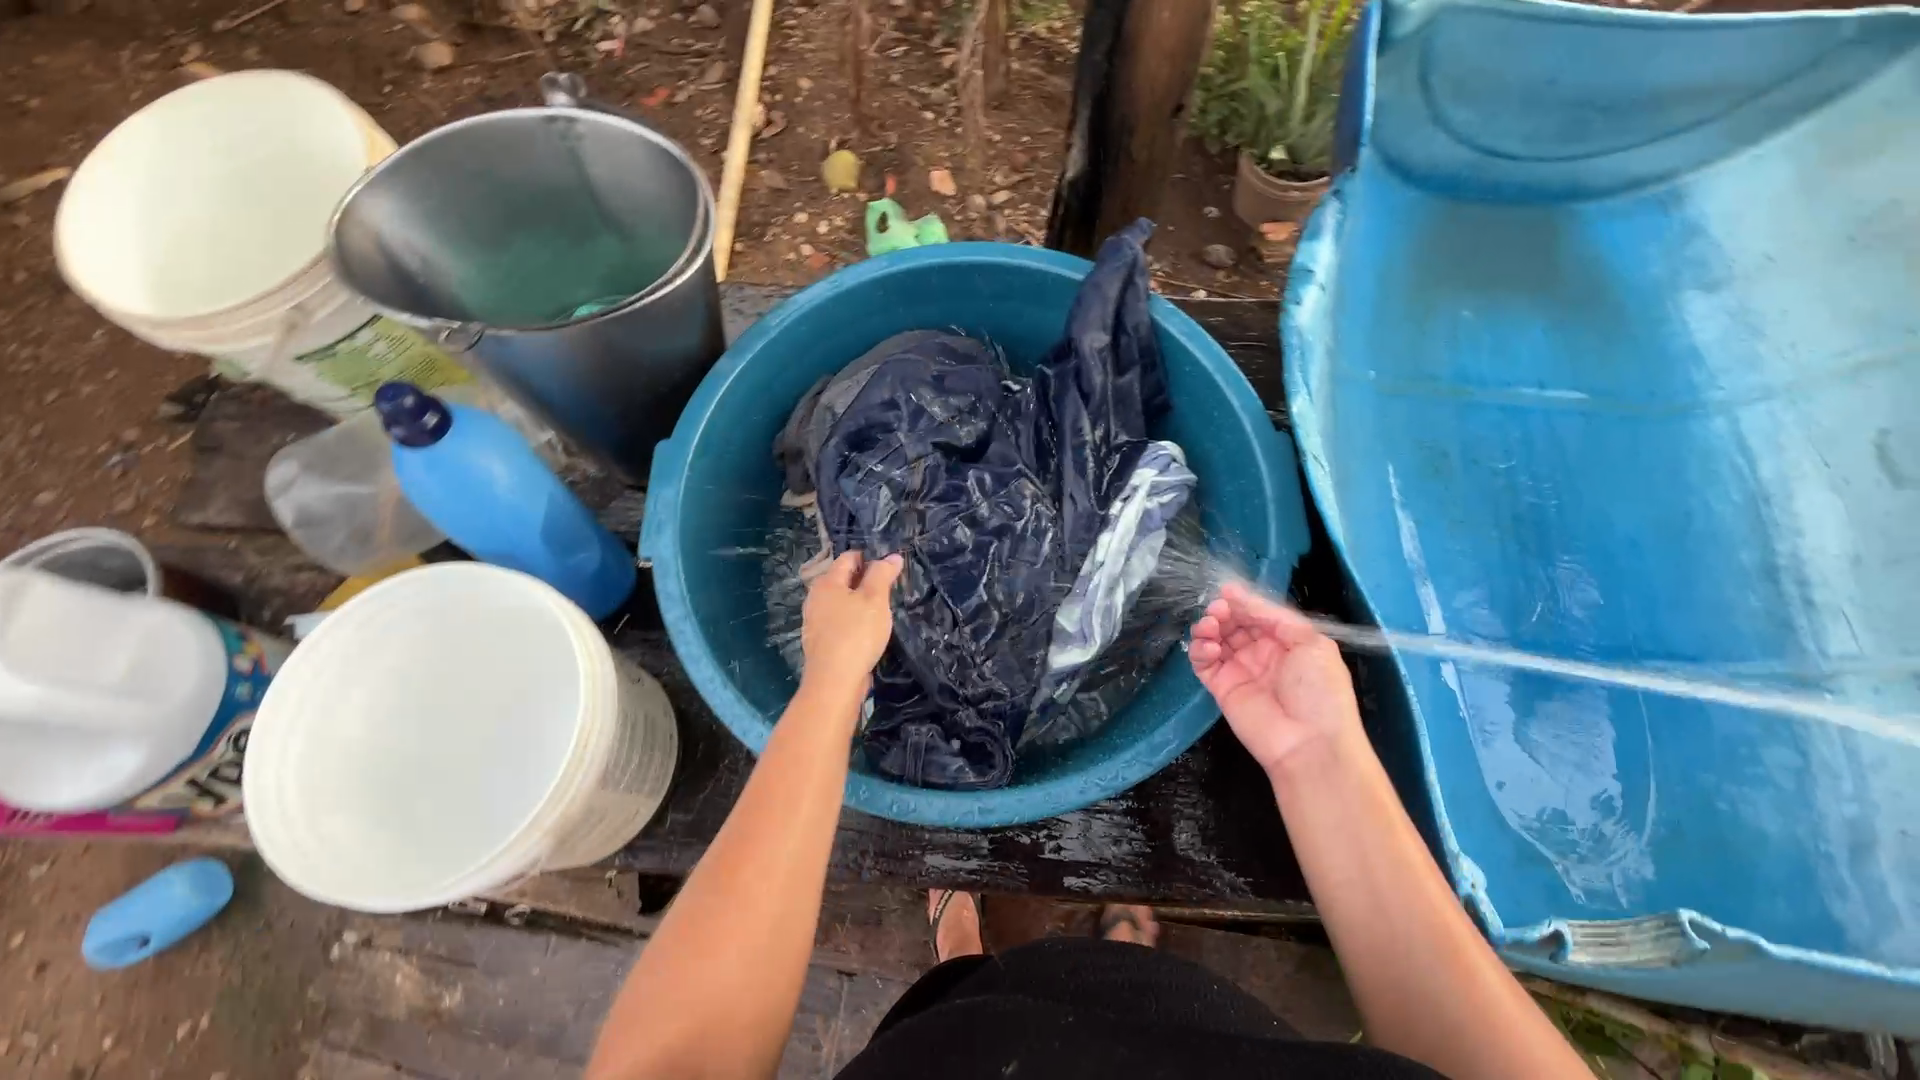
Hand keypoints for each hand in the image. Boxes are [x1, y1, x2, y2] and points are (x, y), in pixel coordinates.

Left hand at [801, 551, 903, 693]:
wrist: (834, 680)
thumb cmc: (856, 633)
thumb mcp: (875, 599)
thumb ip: (882, 574)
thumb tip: (892, 556)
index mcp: (826, 582)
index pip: (848, 557)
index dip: (870, 557)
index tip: (891, 566)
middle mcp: (815, 598)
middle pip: (843, 580)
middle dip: (865, 580)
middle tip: (890, 587)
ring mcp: (815, 621)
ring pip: (841, 602)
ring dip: (859, 602)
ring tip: (882, 609)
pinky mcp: (820, 641)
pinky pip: (839, 621)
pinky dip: (853, 620)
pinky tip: (867, 631)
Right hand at [1190, 581, 1362, 773]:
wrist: (1309, 743)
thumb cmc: (1319, 691)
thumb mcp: (1311, 643)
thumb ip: (1275, 617)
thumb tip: (1240, 597)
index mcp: (1286, 642)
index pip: (1258, 614)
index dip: (1242, 602)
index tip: (1226, 591)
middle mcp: (1262, 653)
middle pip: (1234, 624)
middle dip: (1224, 612)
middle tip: (1218, 610)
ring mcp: (1239, 671)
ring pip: (1216, 639)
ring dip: (1209, 627)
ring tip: (1210, 627)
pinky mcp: (1221, 688)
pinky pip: (1203, 663)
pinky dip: (1200, 650)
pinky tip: (1209, 648)